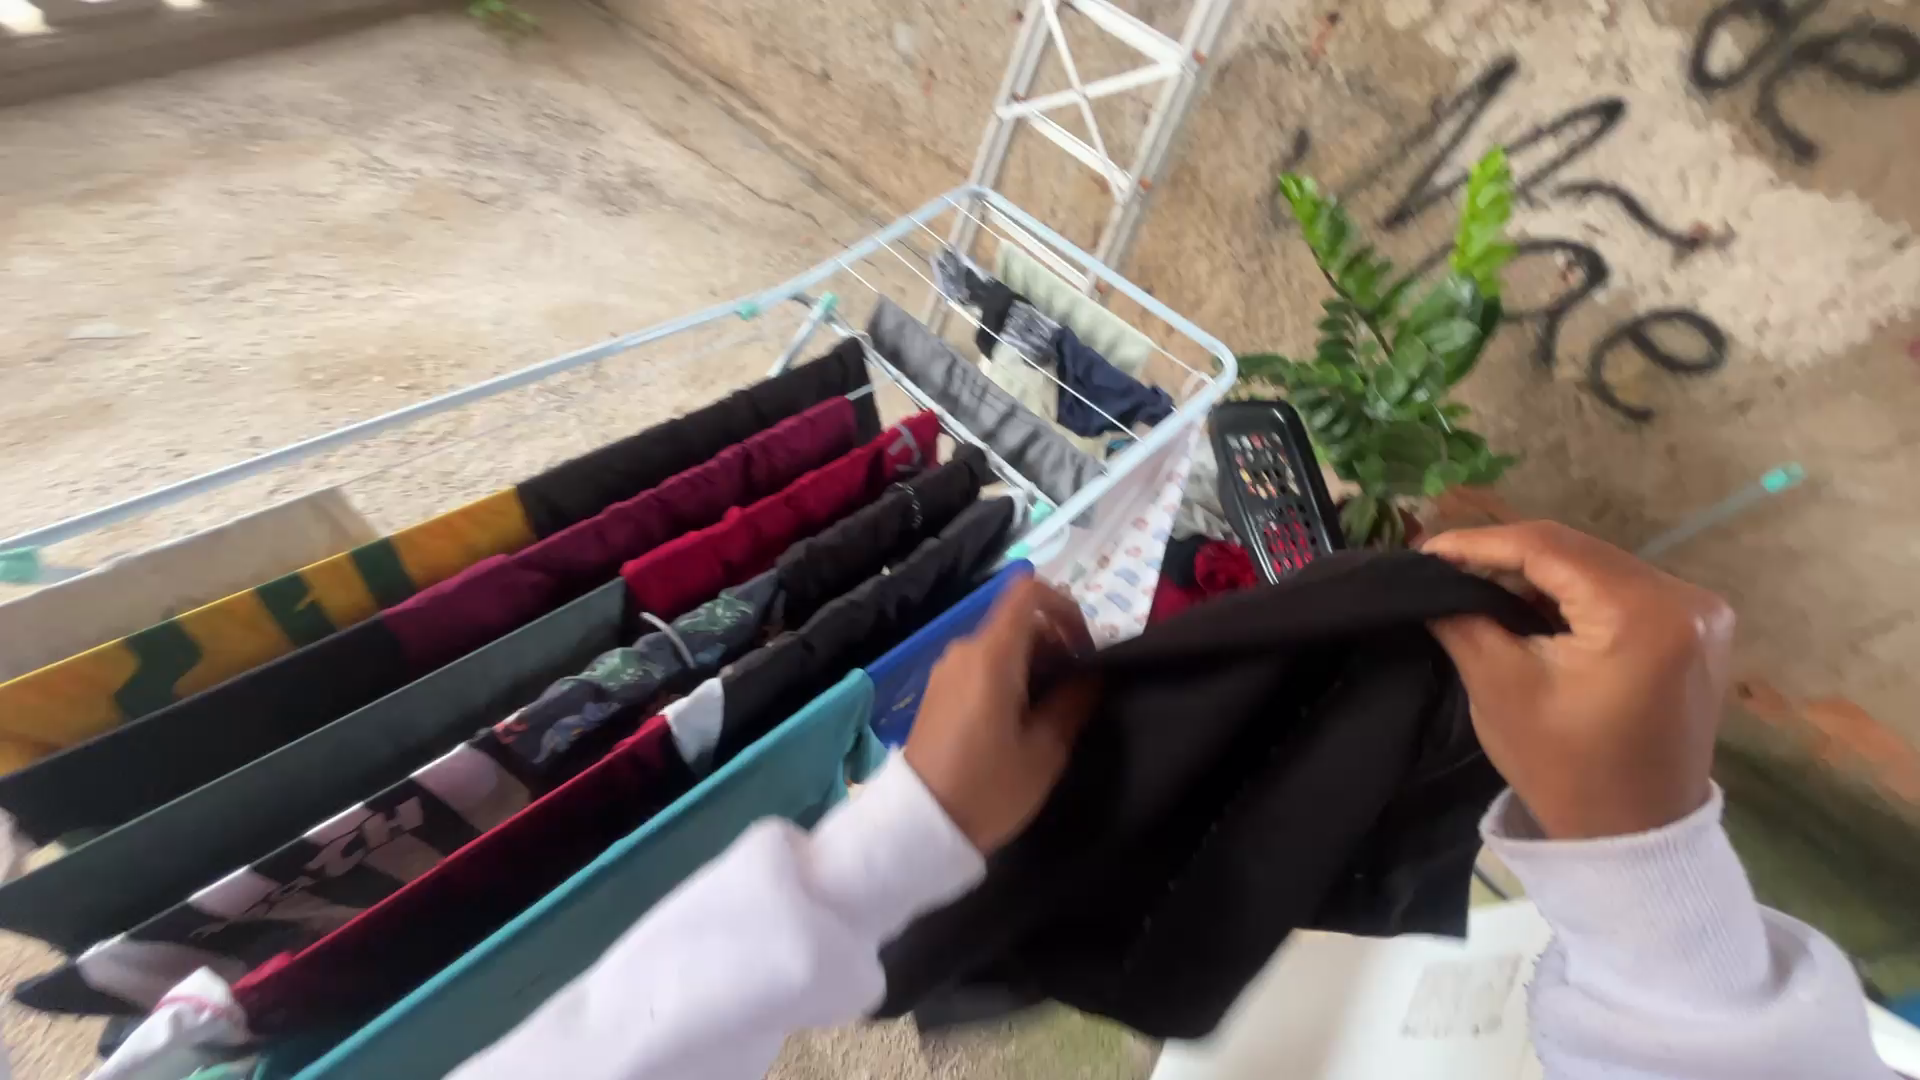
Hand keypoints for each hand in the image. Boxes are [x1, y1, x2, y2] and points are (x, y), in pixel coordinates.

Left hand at [904, 575, 1099, 854]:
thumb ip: (1073, 701)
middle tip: (1075, 692)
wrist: (919, 825)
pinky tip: (1019, 719)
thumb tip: (1092, 672)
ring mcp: (948, 668)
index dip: (1065, 607)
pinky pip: (983, 663)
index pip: (1028, 591)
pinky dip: (1010, 674)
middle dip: (1055, 644)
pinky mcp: (940, 688)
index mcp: (992, 653)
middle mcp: (965, 648)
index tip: (1084, 649)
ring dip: (1034, 663)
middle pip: (1019, 620)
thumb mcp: (1045, 751)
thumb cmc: (987, 788)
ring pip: (1003, 643)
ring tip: (1050, 712)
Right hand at [1422, 521, 1735, 839]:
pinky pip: (1607, 585)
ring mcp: (1694, 611)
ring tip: (1466, 582)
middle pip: (1571, 549)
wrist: (1632, 830)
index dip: (1475, 543)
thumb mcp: (1498, 684)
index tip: (1421, 553)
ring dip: (1524, 570)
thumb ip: (1461, 617)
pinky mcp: (1687, 627)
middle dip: (1497, 553)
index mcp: (1645, 614)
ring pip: (1587, 563)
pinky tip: (1515, 601)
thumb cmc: (1563, 763)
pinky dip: (1555, 588)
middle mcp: (1684, 599)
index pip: (1546, 548)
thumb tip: (1428, 578)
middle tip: (1437, 567)